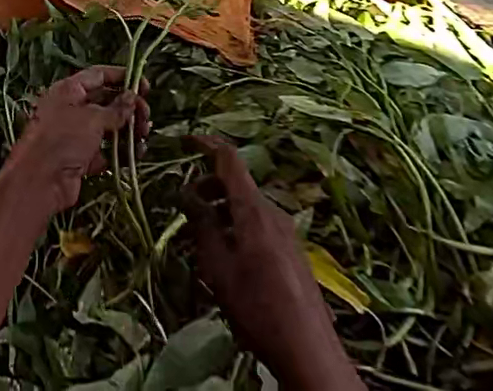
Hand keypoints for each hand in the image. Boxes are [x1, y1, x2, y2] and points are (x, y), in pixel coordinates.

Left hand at [1, 67, 147, 214]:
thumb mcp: (92, 118)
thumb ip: (115, 108)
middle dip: (129, 107)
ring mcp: (75, 134)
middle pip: (106, 101)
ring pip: (108, 127)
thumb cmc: (62, 139)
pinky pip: (105, 150)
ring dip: (127, 130)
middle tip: (146, 116)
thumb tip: (132, 97)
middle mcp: (71, 108)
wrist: (39, 181)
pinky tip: (136, 154)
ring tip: (143, 135)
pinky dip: (120, 151)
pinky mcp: (80, 158)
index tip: (145, 85)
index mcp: (68, 90)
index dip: (122, 77)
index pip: (98, 75)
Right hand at [185, 136, 365, 390]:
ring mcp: (285, 232)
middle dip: (207, 186)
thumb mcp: (218, 267)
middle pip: (236, 183)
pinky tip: (223, 256)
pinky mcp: (291, 252)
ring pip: (246, 206)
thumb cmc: (257, 307)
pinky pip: (257, 224)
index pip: (229, 159)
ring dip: (219, 210)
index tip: (186, 139)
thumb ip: (202, 226)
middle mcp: (273, 212)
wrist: (309, 353)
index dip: (206, 144)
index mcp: (254, 209)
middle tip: (183, 205)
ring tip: (197, 236)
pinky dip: (235, 226)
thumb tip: (186, 195)